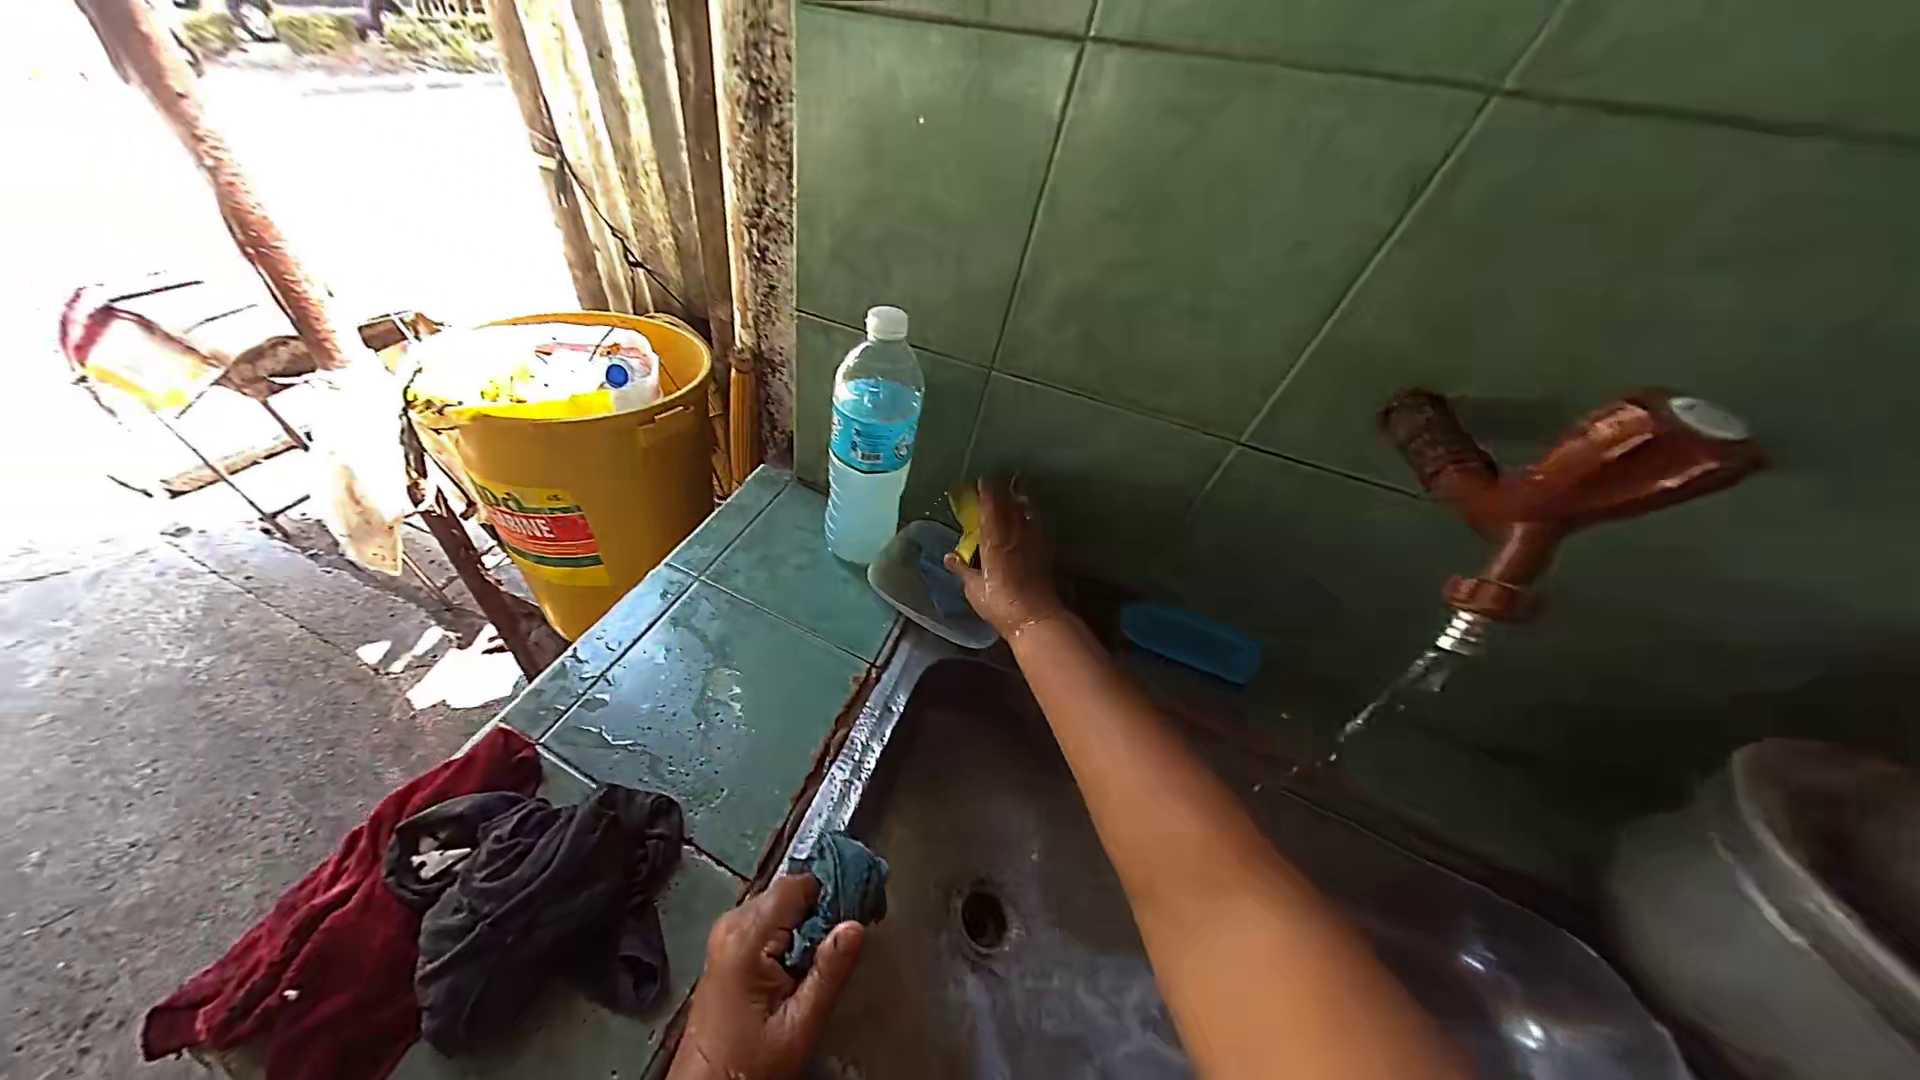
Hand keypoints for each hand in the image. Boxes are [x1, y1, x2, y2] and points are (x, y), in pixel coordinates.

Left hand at [669, 874, 864, 1079]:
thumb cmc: (751, 1065)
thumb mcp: (798, 1026)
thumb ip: (828, 973)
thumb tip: (856, 924)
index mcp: (747, 937)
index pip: (798, 885)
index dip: (831, 890)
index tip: (859, 907)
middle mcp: (732, 923)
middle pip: (790, 892)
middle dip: (821, 907)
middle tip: (846, 935)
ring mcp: (727, 932)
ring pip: (781, 903)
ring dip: (807, 920)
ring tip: (827, 950)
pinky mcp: (728, 944)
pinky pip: (769, 918)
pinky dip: (791, 930)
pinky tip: (803, 957)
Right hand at [945, 478, 1064, 638]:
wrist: (1035, 618)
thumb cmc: (1000, 604)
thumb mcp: (974, 589)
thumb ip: (963, 570)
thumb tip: (950, 556)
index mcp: (995, 543)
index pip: (990, 510)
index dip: (987, 493)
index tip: (982, 481)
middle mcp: (1015, 536)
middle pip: (1009, 505)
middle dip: (1002, 490)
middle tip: (996, 480)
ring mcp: (1033, 541)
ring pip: (1026, 511)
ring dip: (1019, 498)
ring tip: (1014, 491)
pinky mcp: (1045, 550)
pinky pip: (1038, 524)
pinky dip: (1032, 514)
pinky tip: (1029, 514)